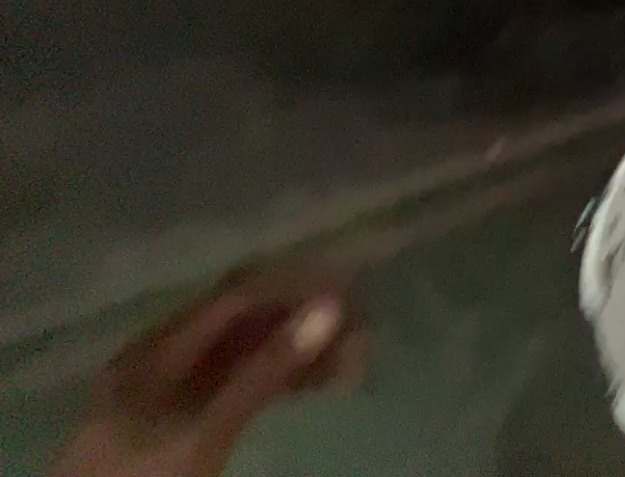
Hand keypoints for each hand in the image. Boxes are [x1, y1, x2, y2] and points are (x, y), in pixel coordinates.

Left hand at [53, 270, 367, 476]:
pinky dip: (300, 372)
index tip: (356, 286)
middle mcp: (175, 353)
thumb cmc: (143, 471)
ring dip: (315, 347)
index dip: (300, 283)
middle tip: (365, 329)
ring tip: (357, 361)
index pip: (242, 292)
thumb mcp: (204, 424)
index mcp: (160, 346)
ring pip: (267, 345)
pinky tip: (331, 379)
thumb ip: (267, 366)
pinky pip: (263, 373)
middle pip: (259, 316)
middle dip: (315, 319)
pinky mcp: (207, 408)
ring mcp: (191, 382)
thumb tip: (335, 305)